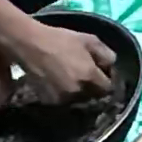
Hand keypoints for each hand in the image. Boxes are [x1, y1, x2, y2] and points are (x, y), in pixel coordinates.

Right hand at [0, 19, 115, 102]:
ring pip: (78, 100)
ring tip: (73, 79)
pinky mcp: (48, 101)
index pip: (107, 89)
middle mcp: (77, 91)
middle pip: (93, 96)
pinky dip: (65, 94)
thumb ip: (107, 55)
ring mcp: (62, 98)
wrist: (30, 44)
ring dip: (79, 93)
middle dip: (94, 88)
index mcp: (89, 76)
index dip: (108, 82)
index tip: (104, 75)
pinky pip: (64, 101)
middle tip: (88, 76)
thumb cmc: (61, 39)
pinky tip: (60, 82)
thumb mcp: (90, 40)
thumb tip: (111, 68)